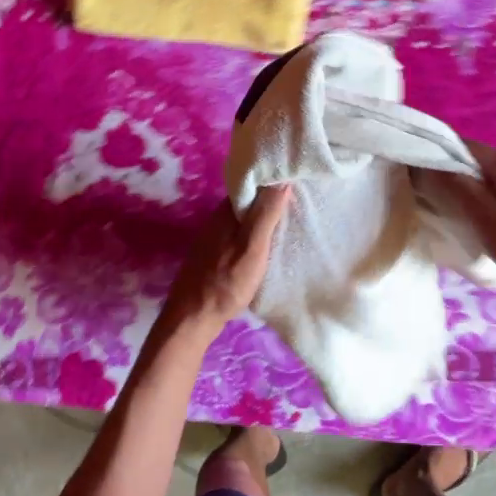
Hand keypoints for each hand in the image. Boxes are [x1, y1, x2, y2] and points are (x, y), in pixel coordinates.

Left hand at [160, 186, 291, 340]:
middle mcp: (217, 218)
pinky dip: (256, 235)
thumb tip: (281, 179)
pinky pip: (240, 234)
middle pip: (248, 201)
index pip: (251, 184)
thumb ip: (265, 214)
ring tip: (291, 221)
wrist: (194, 317)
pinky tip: (269, 244)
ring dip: (264, 218)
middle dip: (271, 199)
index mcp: (225, 211)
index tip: (297, 180)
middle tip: (301, 202)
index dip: (273, 180)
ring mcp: (215, 237)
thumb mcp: (252, 247)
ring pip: (244, 219)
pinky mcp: (216, 254)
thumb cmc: (226, 281)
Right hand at [416, 139, 495, 316]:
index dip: (432, 151)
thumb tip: (425, 162)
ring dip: (455, 192)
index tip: (406, 166)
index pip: (460, 144)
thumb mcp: (484, 214)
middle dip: (441, 173)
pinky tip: (459, 223)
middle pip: (469, 164)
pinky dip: (470, 207)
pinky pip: (488, 202)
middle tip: (414, 190)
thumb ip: (454, 184)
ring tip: (431, 206)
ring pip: (478, 185)